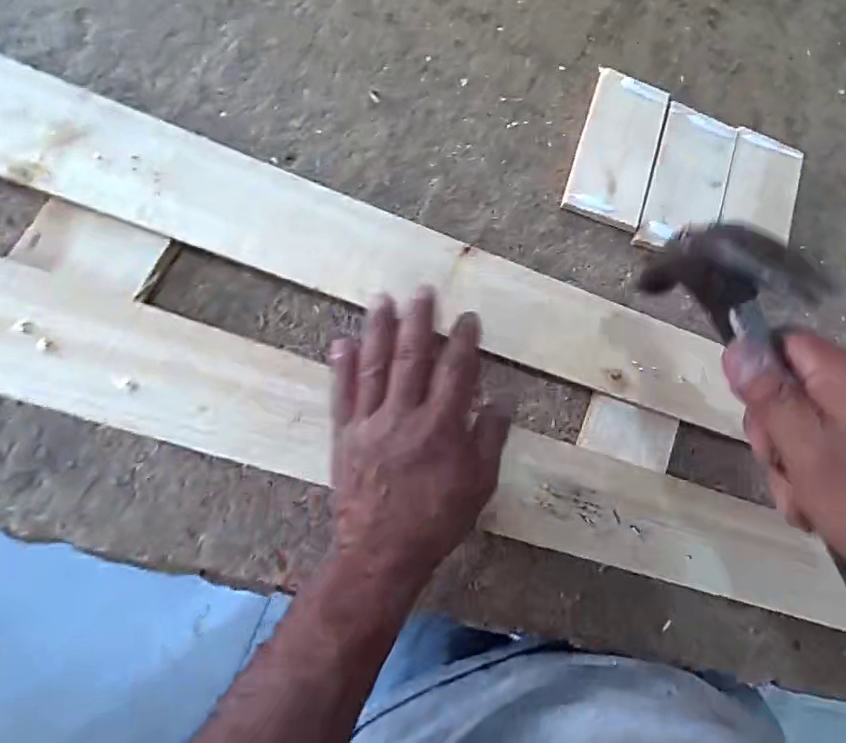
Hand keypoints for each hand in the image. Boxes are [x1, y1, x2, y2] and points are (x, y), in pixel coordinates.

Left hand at [326, 289, 508, 599]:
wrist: (379, 554)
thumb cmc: (439, 517)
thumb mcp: (481, 481)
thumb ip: (491, 436)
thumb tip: (503, 399)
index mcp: (441, 427)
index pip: (455, 371)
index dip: (463, 341)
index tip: (468, 317)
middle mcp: (404, 417)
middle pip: (413, 359)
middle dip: (419, 322)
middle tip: (422, 290)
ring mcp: (369, 425)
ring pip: (375, 368)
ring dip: (379, 331)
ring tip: (382, 300)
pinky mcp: (345, 438)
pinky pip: (343, 395)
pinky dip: (343, 366)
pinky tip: (344, 341)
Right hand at [722, 333, 845, 598]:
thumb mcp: (807, 451)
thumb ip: (770, 397)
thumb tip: (737, 344)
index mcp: (843, 373)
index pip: (783, 343)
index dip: (757, 376)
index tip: (756, 422)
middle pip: (793, 388)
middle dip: (776, 434)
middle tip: (783, 474)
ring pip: (809, 425)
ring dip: (795, 466)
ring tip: (807, 508)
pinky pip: (836, 446)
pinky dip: (822, 477)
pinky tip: (823, 514)